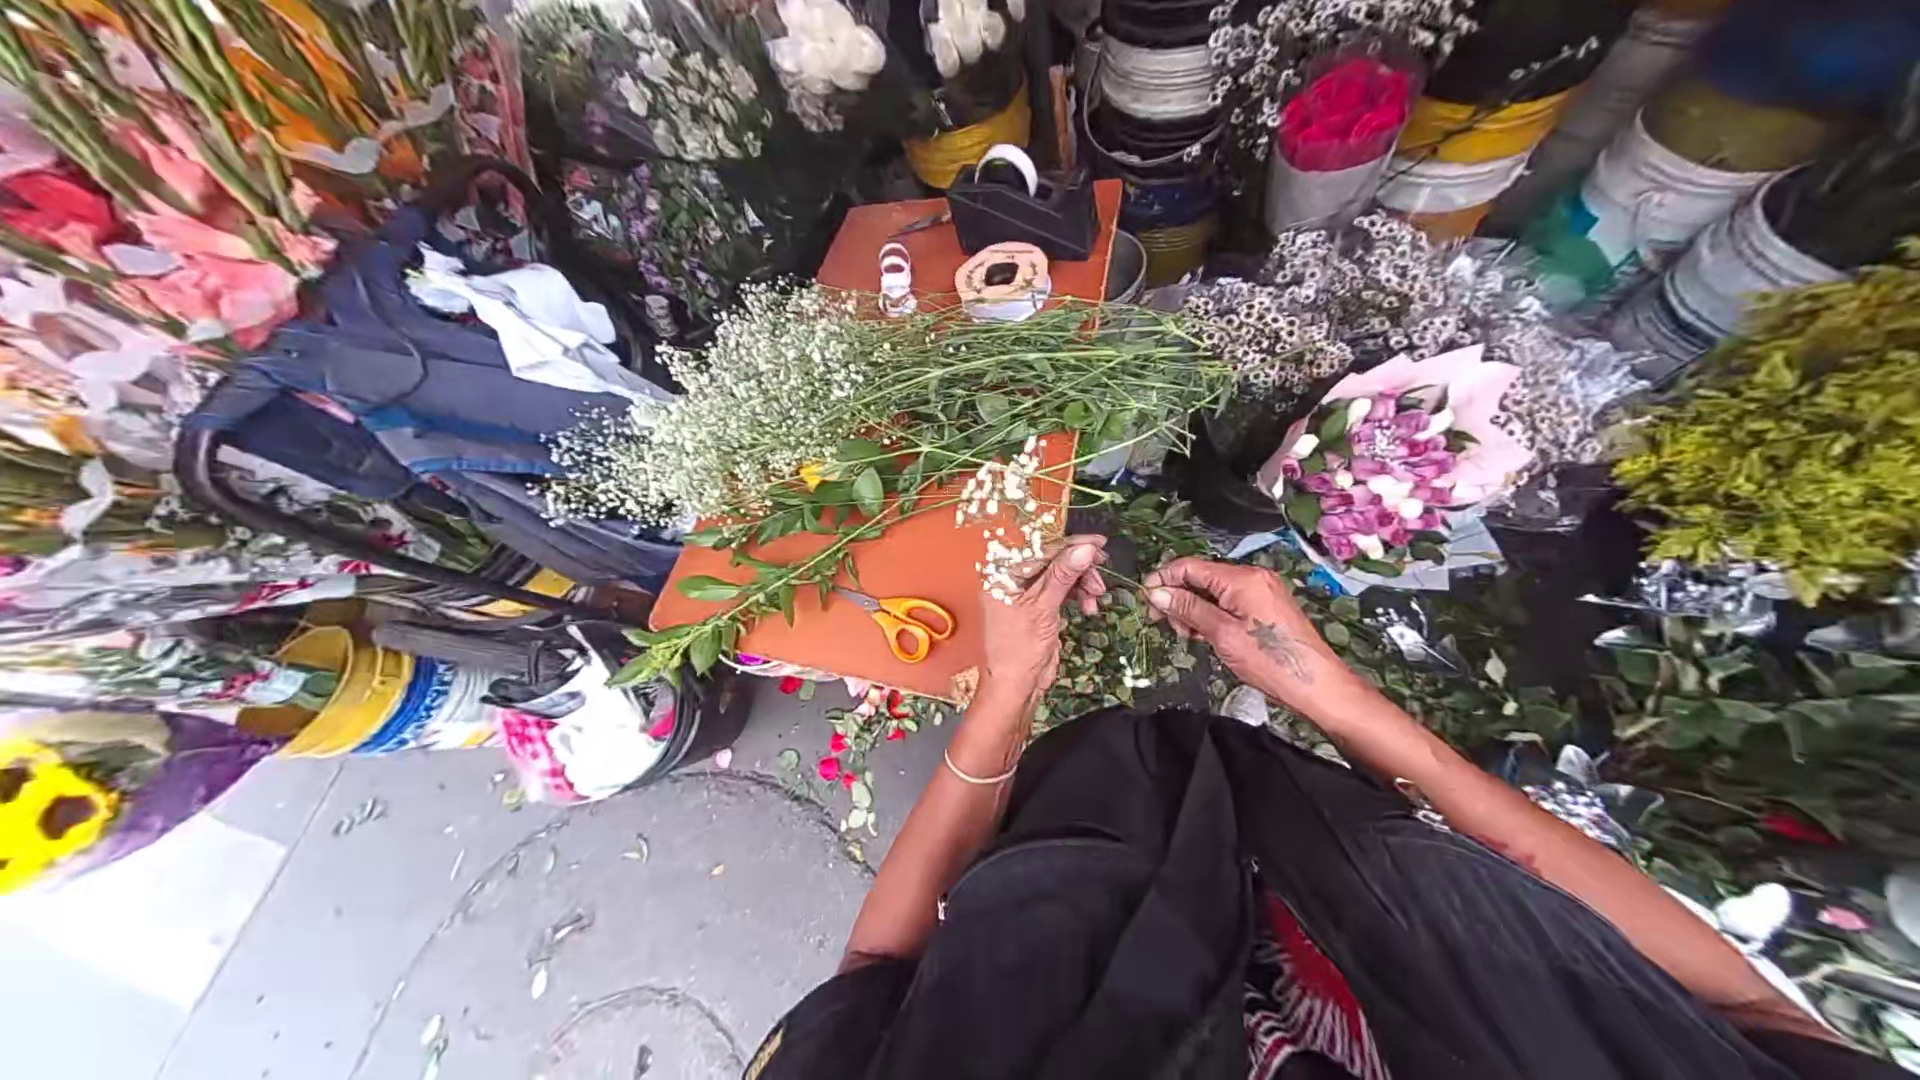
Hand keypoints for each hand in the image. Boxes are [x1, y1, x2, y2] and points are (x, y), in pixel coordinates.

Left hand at [981, 534, 1108, 697]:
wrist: (1016, 686)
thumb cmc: (1019, 649)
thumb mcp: (1042, 609)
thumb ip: (1062, 576)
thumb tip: (1083, 549)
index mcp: (1001, 573)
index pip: (1039, 548)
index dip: (1070, 544)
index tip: (1096, 542)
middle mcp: (1011, 578)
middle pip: (1051, 558)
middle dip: (1079, 565)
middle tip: (1101, 572)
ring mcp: (1025, 592)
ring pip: (1060, 574)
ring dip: (1082, 582)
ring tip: (1097, 596)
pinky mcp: (1038, 605)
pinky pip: (1061, 589)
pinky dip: (1077, 594)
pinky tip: (1089, 606)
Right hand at [1142, 557, 1351, 711]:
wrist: (1318, 686)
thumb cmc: (1271, 661)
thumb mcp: (1222, 634)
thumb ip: (1188, 609)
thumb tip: (1157, 592)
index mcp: (1242, 578)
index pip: (1190, 566)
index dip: (1163, 579)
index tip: (1146, 601)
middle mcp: (1252, 577)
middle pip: (1200, 578)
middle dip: (1178, 598)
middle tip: (1167, 625)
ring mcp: (1261, 591)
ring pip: (1212, 592)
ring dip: (1193, 609)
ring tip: (1189, 636)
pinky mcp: (1265, 606)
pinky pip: (1228, 602)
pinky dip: (1211, 615)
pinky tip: (1205, 634)